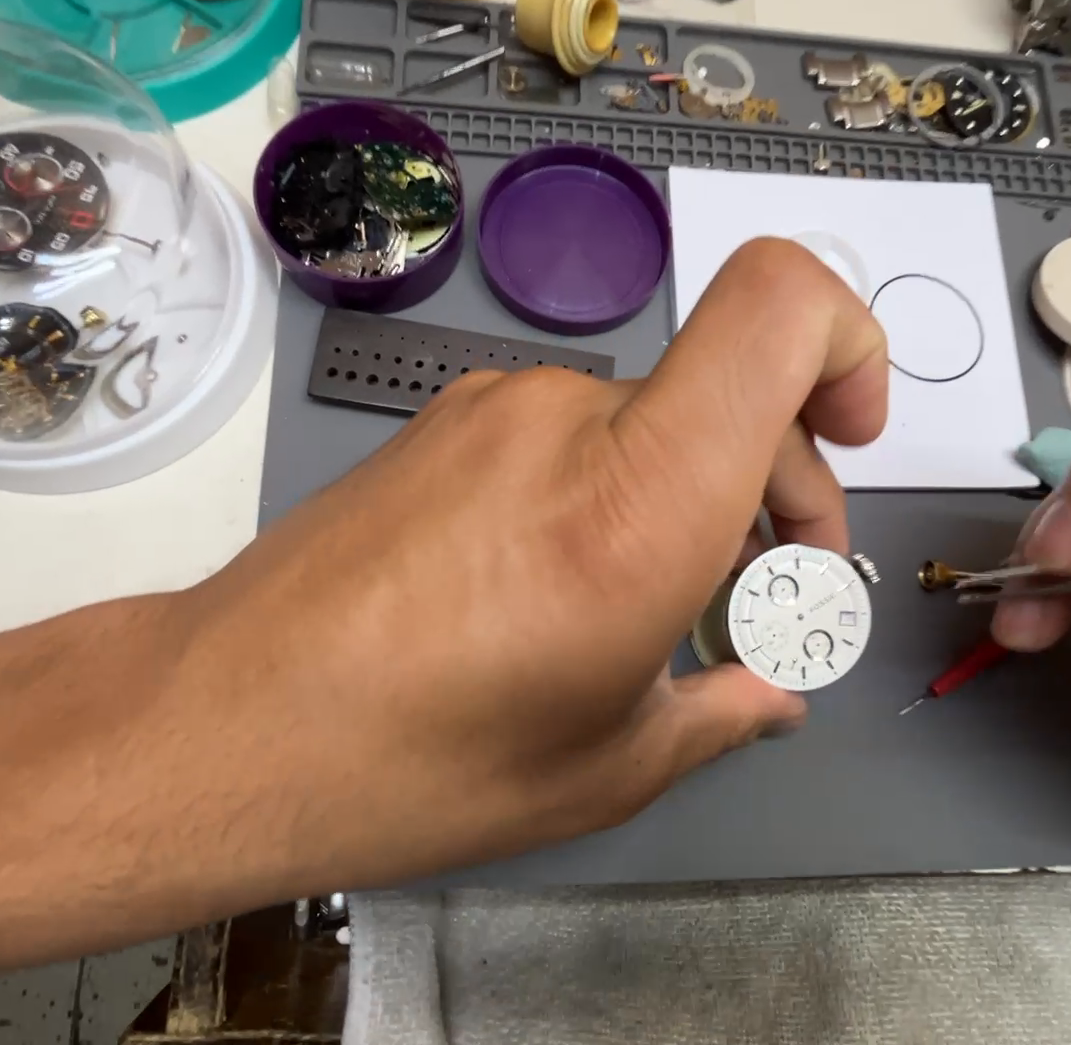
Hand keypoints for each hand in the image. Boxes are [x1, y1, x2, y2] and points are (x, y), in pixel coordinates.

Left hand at [0, 238, 885, 1043]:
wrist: (221, 722)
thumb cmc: (415, 765)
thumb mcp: (606, 765)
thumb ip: (721, 710)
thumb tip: (771, 689)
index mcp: (639, 505)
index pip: (779, 306)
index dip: (848, 340)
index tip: (849, 432)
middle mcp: (573, 421)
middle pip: (734, 389)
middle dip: (779, 484)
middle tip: (760, 595)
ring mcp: (499, 406)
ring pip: (655, 418)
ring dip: (689, 493)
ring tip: (653, 603)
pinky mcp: (448, 420)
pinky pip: (578, 430)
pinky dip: (613, 486)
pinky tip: (572, 577)